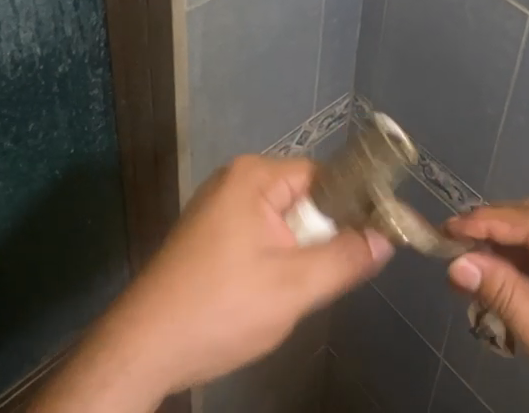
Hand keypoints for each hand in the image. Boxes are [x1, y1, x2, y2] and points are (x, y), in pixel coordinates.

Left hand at [32, 155, 392, 410]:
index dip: (353, 204)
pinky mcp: (207, 236)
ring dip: (298, 254)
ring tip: (295, 291)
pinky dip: (273, 261)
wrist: (141, 351)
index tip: (374, 237)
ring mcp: (217, 208)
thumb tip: (387, 237)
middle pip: (303, 199)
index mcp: (254, 176)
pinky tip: (266, 295)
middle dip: (321, 237)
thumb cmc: (219, 310)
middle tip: (328, 276)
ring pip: (282, 223)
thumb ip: (344, 259)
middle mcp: (234, 181)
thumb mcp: (293, 288)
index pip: (324, 175)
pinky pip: (259, 236)